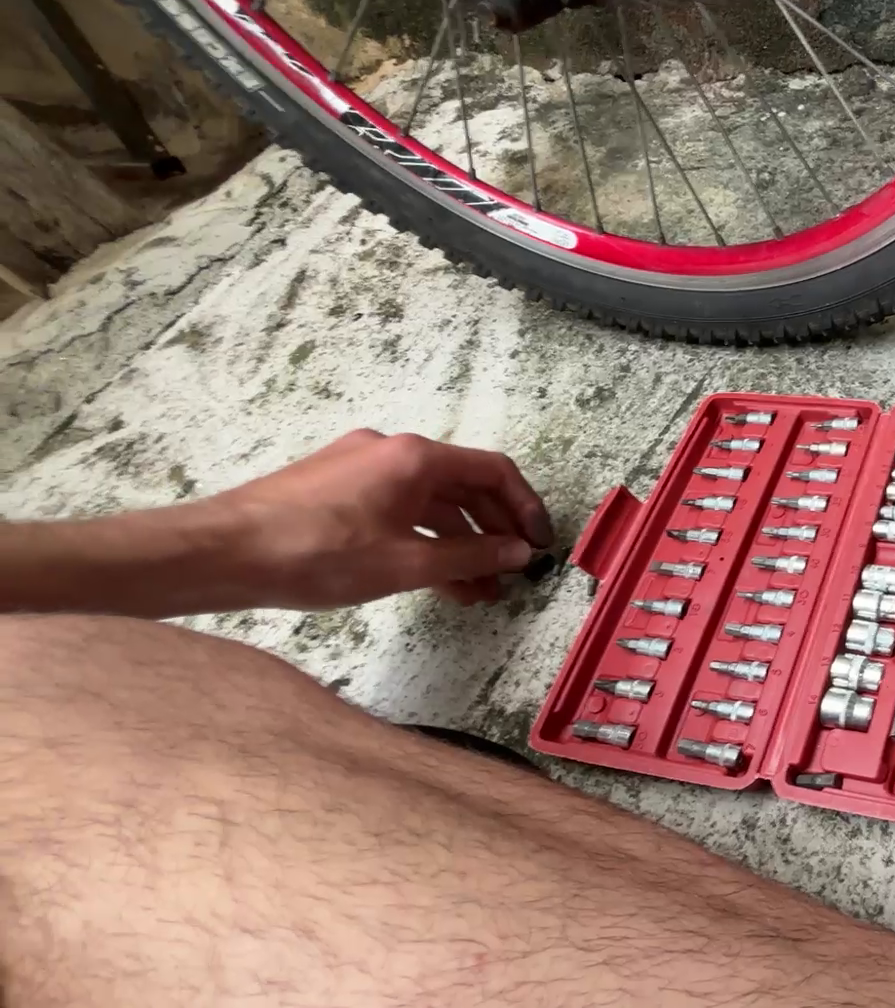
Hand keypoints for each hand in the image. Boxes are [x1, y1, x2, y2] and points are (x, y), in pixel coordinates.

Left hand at [207, 430, 552, 608]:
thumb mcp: (407, 562)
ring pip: (431, 505)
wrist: (208, 556)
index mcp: (416, 457)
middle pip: (465, 488)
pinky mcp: (335, 490)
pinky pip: (399, 512)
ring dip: (460, 545)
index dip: (526, 508)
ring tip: (479, 591)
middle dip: (494, 532)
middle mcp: (393, 451)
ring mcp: (361, 469)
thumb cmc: (318, 554)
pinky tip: (437, 580)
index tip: (539, 544)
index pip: (495, 472)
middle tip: (512, 571)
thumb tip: (521, 554)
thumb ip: (474, 557)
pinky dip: (424, 541)